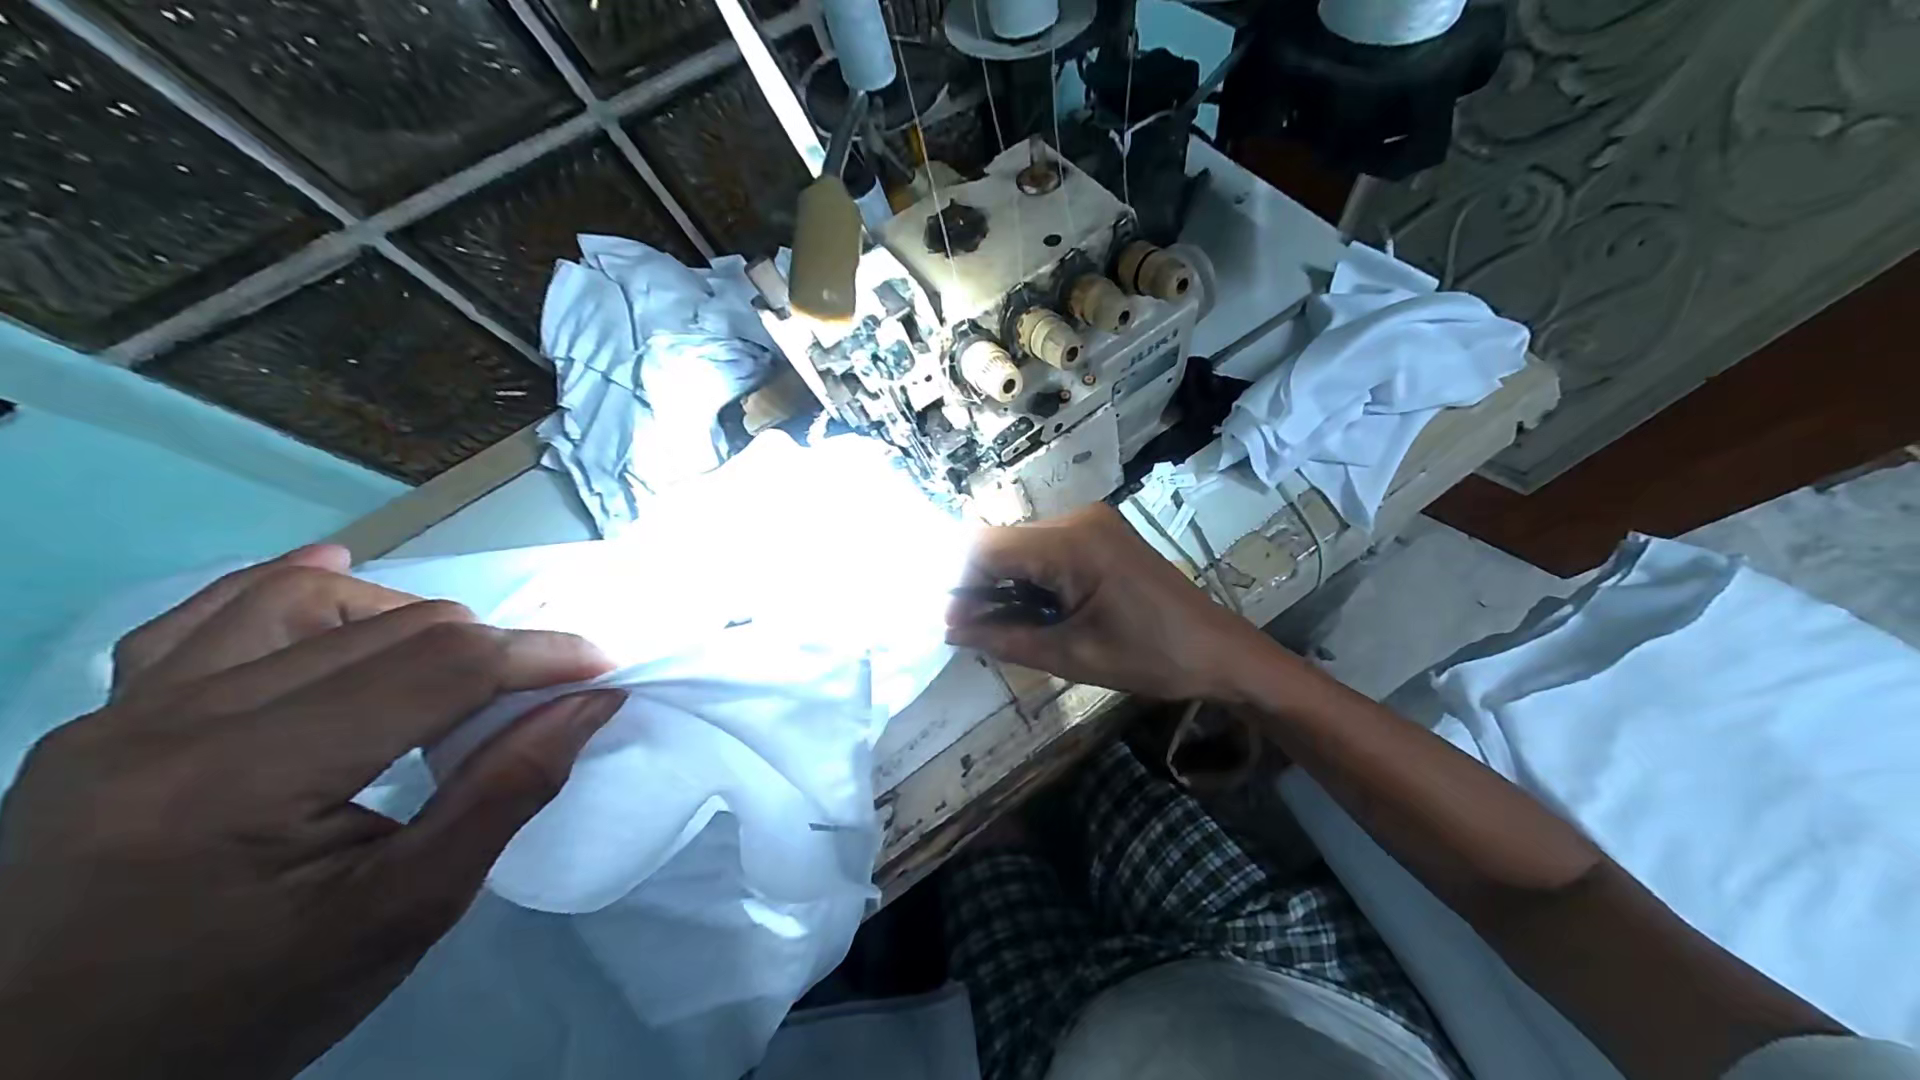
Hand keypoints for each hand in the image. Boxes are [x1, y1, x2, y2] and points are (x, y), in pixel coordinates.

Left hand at [0, 546, 623, 1079]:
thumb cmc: (247, 1011)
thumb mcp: (406, 913)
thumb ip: (507, 792)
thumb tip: (591, 702)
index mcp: (241, 783)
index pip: (435, 670)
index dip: (537, 656)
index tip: (603, 667)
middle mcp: (169, 724)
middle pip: (386, 629)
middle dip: (490, 647)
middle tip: (537, 692)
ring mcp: (120, 715)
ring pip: (304, 600)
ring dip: (405, 616)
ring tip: (447, 666)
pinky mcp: (105, 721)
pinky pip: (206, 617)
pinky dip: (293, 592)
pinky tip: (338, 579)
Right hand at [946, 504, 1281, 700]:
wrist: (1220, 651)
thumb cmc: (1152, 657)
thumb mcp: (1071, 656)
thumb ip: (1004, 638)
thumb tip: (951, 630)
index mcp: (1073, 543)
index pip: (986, 547)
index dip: (958, 583)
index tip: (949, 623)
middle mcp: (1078, 518)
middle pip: (1002, 542)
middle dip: (978, 585)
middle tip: (969, 630)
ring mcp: (1092, 522)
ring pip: (1021, 545)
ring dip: (1002, 582)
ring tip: (997, 624)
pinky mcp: (1100, 533)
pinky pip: (1045, 548)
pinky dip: (1028, 577)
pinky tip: (1029, 609)